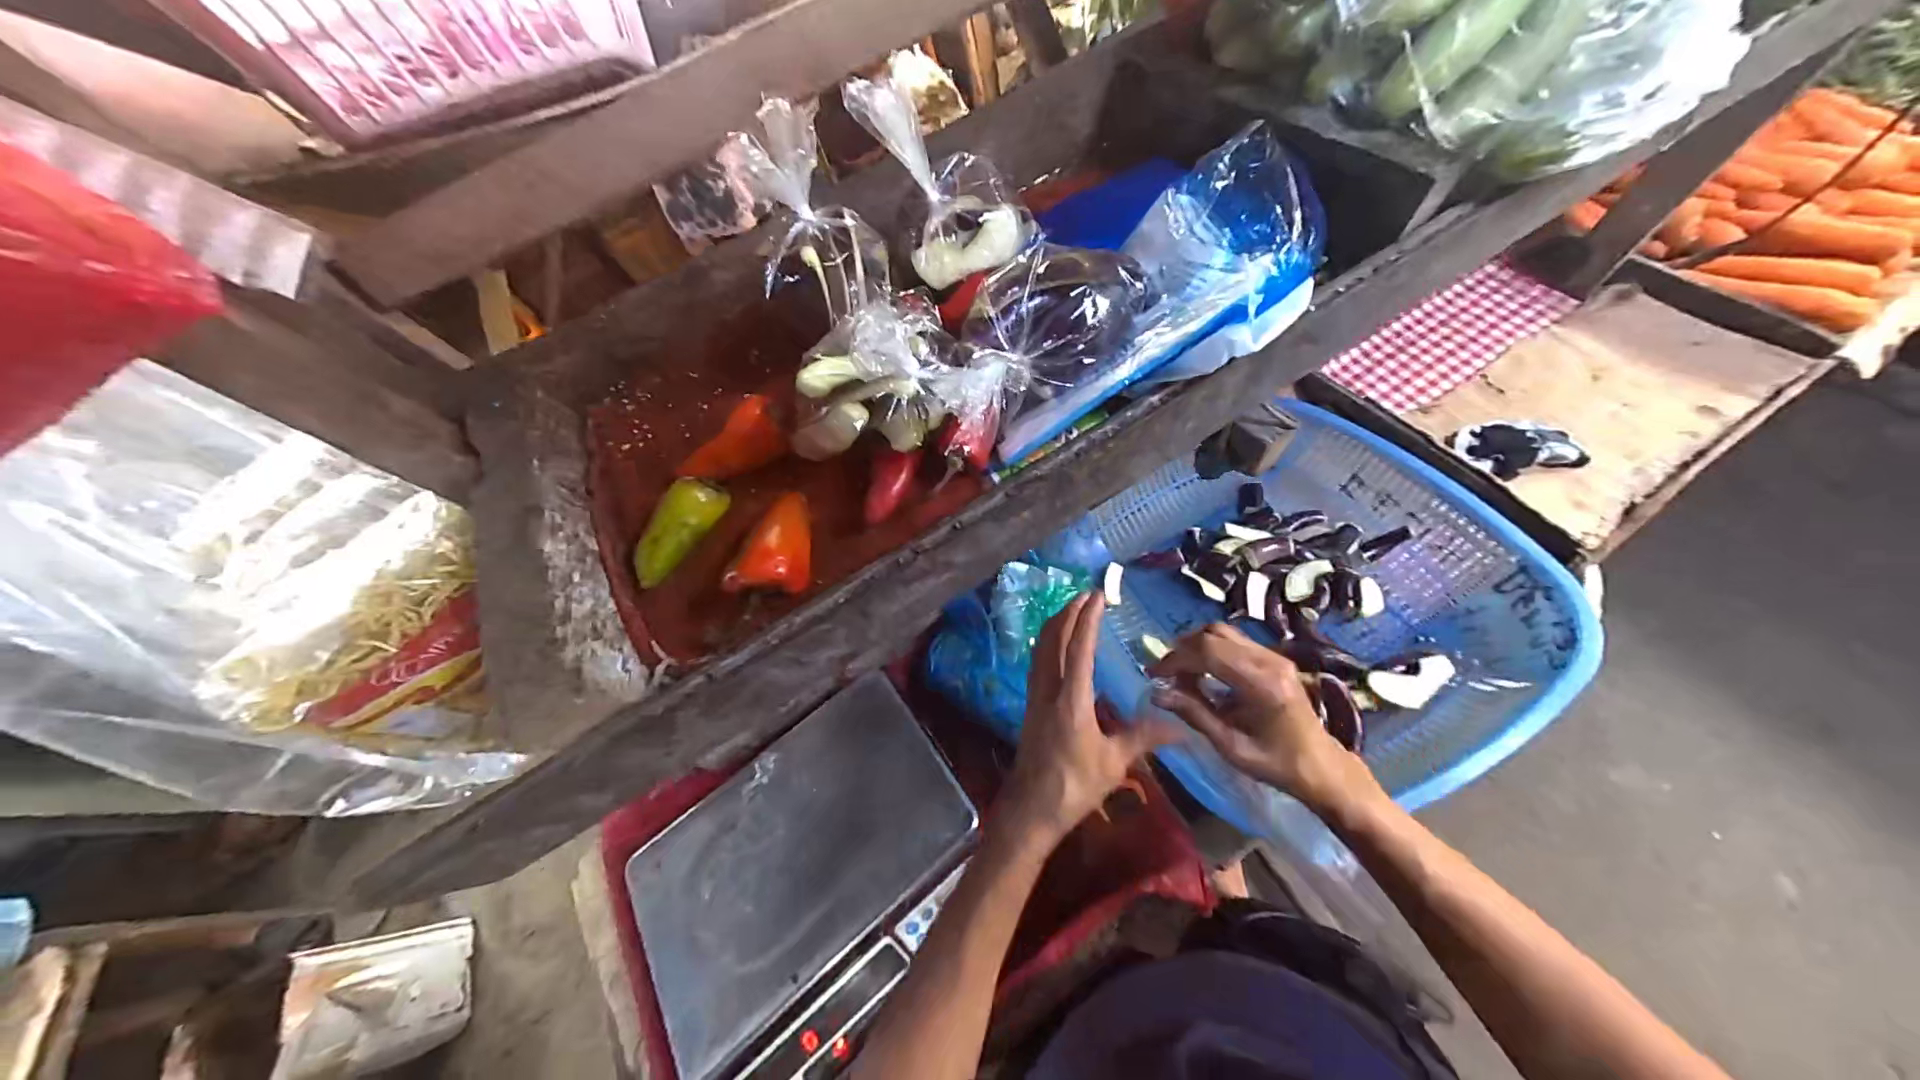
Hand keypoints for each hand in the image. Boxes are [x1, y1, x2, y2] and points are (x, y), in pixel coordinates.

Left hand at [1001, 592, 1177, 841]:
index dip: (1088, 618)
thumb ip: (1144, 738)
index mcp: (1071, 699)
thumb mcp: (1114, 763)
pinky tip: (1057, 647)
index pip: (1079, 647)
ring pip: (1041, 648)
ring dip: (1056, 625)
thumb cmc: (1074, 786)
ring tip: (1072, 611)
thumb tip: (1180, 727)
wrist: (1031, 808)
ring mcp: (1035, 697)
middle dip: (1069, 613)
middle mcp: (1049, 690)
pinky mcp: (1030, 706)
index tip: (1097, 596)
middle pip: (1053, 639)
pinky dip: (1048, 643)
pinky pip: (1038, 663)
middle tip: (1086, 595)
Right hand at [1147, 623, 1385, 820]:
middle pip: (1213, 634)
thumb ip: (1195, 715)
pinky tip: (1202, 674)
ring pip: (1222, 632)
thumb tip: (1157, 693)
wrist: (1321, 767)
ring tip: (1181, 674)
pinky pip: (1233, 641)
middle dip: (1182, 650)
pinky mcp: (1274, 658)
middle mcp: (1270, 661)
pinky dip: (1210, 650)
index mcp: (1262, 683)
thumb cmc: (1277, 764)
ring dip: (1195, 647)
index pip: (1208, 651)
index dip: (1176, 659)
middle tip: (1164, 674)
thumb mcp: (1231, 746)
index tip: (1154, 675)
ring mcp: (1274, 656)